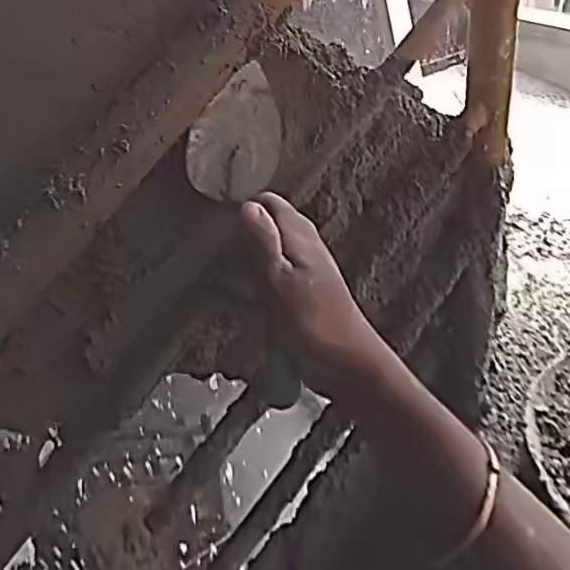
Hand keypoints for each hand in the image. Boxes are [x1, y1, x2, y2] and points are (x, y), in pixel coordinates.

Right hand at [240, 192, 398, 399]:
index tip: (220, 226)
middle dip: (241, 236)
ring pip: (267, 252)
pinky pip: (270, 279)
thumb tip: (248, 205)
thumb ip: (265, 242)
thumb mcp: (281, 280)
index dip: (243, 208)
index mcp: (300, 236)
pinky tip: (243, 301)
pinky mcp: (302, 293)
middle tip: (218, 255)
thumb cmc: (316, 326)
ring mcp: (305, 269)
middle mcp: (305, 246)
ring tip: (225, 278)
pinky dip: (255, 285)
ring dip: (245, 262)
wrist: (350, 368)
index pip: (269, 202)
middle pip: (267, 225)